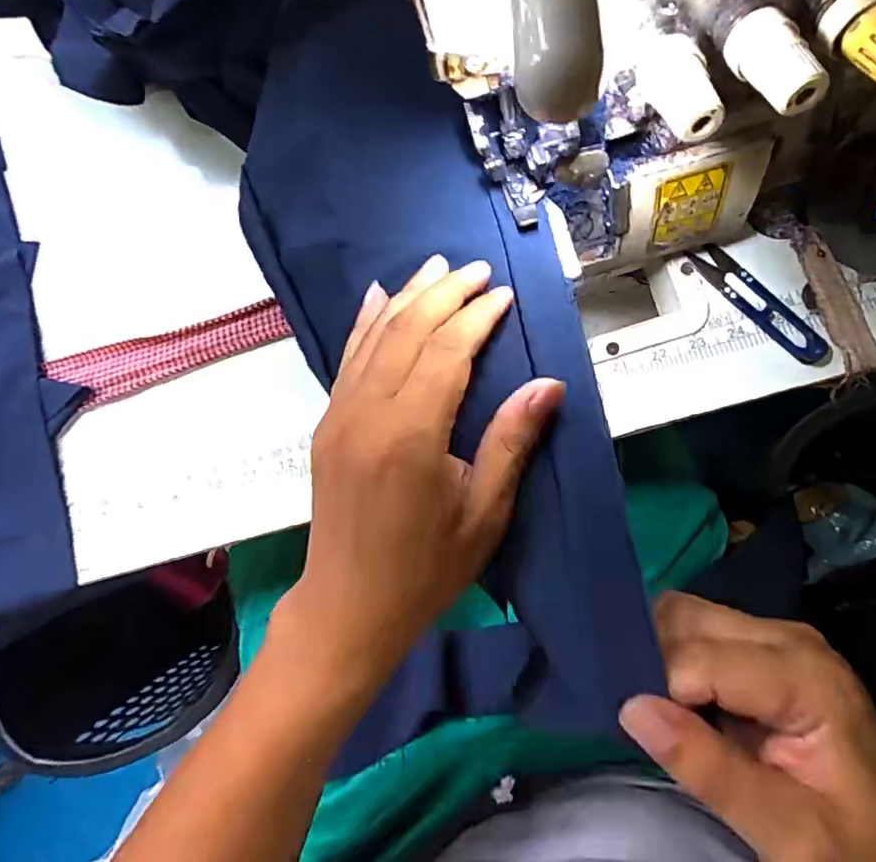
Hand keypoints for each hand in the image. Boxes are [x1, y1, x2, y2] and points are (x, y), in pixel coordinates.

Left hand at [275, 255, 564, 692]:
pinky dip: (366, 322)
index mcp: (410, 436)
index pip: (446, 353)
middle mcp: (368, 414)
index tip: (503, 294)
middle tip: (477, 269)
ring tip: (436, 267)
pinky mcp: (327, 424)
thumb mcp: (484, 514)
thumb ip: (511, 442)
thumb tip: (548, 385)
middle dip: (444, 294)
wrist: (347, 607)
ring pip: (375, 337)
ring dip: (408, 297)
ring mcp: (339, 415)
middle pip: (408, 332)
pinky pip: (348, 358)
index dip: (477, 317)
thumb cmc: (426, 569)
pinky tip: (377, 296)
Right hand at [619, 593, 875, 861]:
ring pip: (688, 615)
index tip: (630, 728)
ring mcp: (779, 638)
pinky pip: (700, 631)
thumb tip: (630, 708)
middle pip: (690, 619)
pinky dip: (672, 653)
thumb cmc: (850, 851)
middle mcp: (789, 637)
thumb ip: (709, 768)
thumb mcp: (786, 831)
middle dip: (651, 657)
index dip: (659, 691)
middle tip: (631, 709)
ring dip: (658, 651)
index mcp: (804, 675)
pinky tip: (668, 694)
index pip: (699, 659)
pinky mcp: (765, 649)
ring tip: (646, 701)